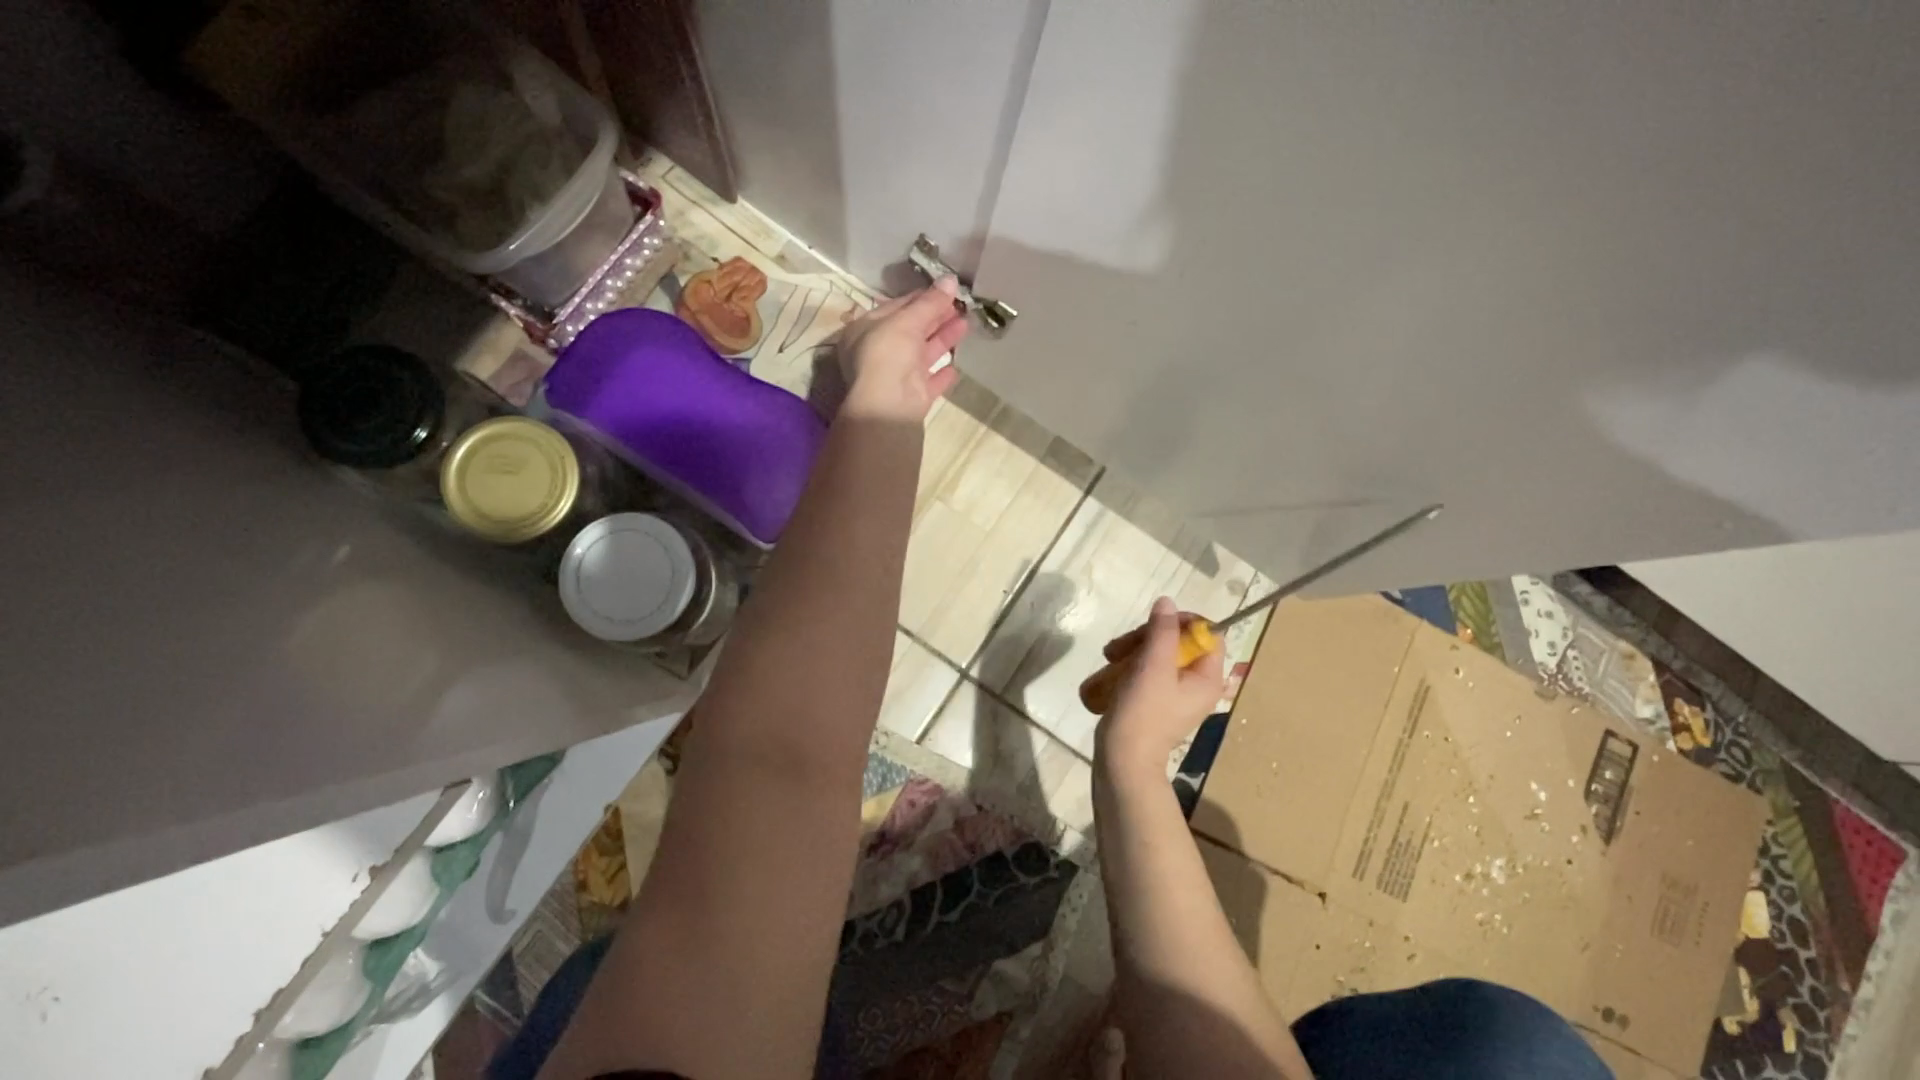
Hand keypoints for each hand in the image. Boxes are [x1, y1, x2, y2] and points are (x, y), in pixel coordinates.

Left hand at [837, 277, 968, 421]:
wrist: (888, 405)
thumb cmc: (888, 353)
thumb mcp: (907, 320)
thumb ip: (930, 302)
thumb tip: (950, 280)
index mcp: (866, 330)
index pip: (896, 307)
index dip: (921, 298)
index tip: (944, 289)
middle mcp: (879, 352)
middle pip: (911, 330)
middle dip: (936, 317)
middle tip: (960, 305)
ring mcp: (896, 375)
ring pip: (923, 353)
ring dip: (943, 339)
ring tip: (966, 324)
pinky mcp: (912, 395)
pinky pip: (930, 381)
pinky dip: (942, 373)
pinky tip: (956, 366)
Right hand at [1095, 597, 1224, 775]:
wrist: (1122, 759)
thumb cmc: (1143, 712)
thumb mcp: (1154, 666)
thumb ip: (1162, 631)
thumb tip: (1167, 602)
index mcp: (1207, 679)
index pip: (1209, 635)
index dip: (1184, 622)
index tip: (1155, 622)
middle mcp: (1197, 685)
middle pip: (1180, 643)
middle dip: (1149, 636)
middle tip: (1123, 644)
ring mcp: (1175, 694)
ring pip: (1159, 654)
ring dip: (1134, 648)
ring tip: (1111, 656)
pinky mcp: (1154, 701)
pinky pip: (1147, 671)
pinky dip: (1131, 665)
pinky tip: (1111, 668)